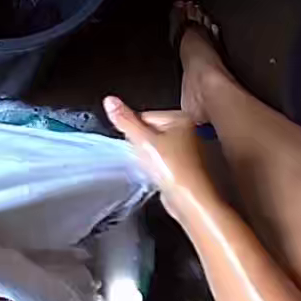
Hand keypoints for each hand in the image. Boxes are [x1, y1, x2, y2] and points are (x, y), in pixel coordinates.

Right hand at [103, 95, 218, 216]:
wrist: (191, 201)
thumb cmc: (173, 169)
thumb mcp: (142, 140)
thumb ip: (125, 120)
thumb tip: (109, 100)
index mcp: (181, 118)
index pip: (143, 116)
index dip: (134, 131)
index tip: (137, 144)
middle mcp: (189, 131)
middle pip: (150, 131)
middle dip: (142, 145)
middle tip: (145, 158)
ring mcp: (189, 150)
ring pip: (155, 148)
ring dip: (149, 158)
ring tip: (153, 169)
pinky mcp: (186, 168)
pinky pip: (163, 162)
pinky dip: (158, 168)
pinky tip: (159, 176)